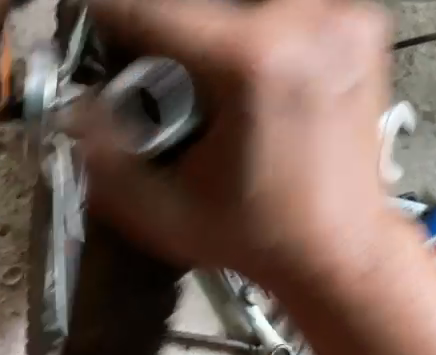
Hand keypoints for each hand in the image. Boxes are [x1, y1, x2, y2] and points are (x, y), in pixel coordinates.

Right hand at [73, 0, 409, 290]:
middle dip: (173, 37)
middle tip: (163, 78)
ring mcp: (340, 16)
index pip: (159, 12)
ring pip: (246, 8)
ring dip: (215, 35)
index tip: (90, 12)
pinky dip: (258, 34)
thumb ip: (108, 162)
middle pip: (205, 7)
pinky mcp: (362, 23)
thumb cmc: (256, 237)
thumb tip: (73, 111)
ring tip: (210, 88)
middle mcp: (304, 21)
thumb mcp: (167, 215)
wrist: (338, 250)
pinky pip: (289, 9)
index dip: (116, 12)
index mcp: (252, 64)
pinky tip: (252, 79)